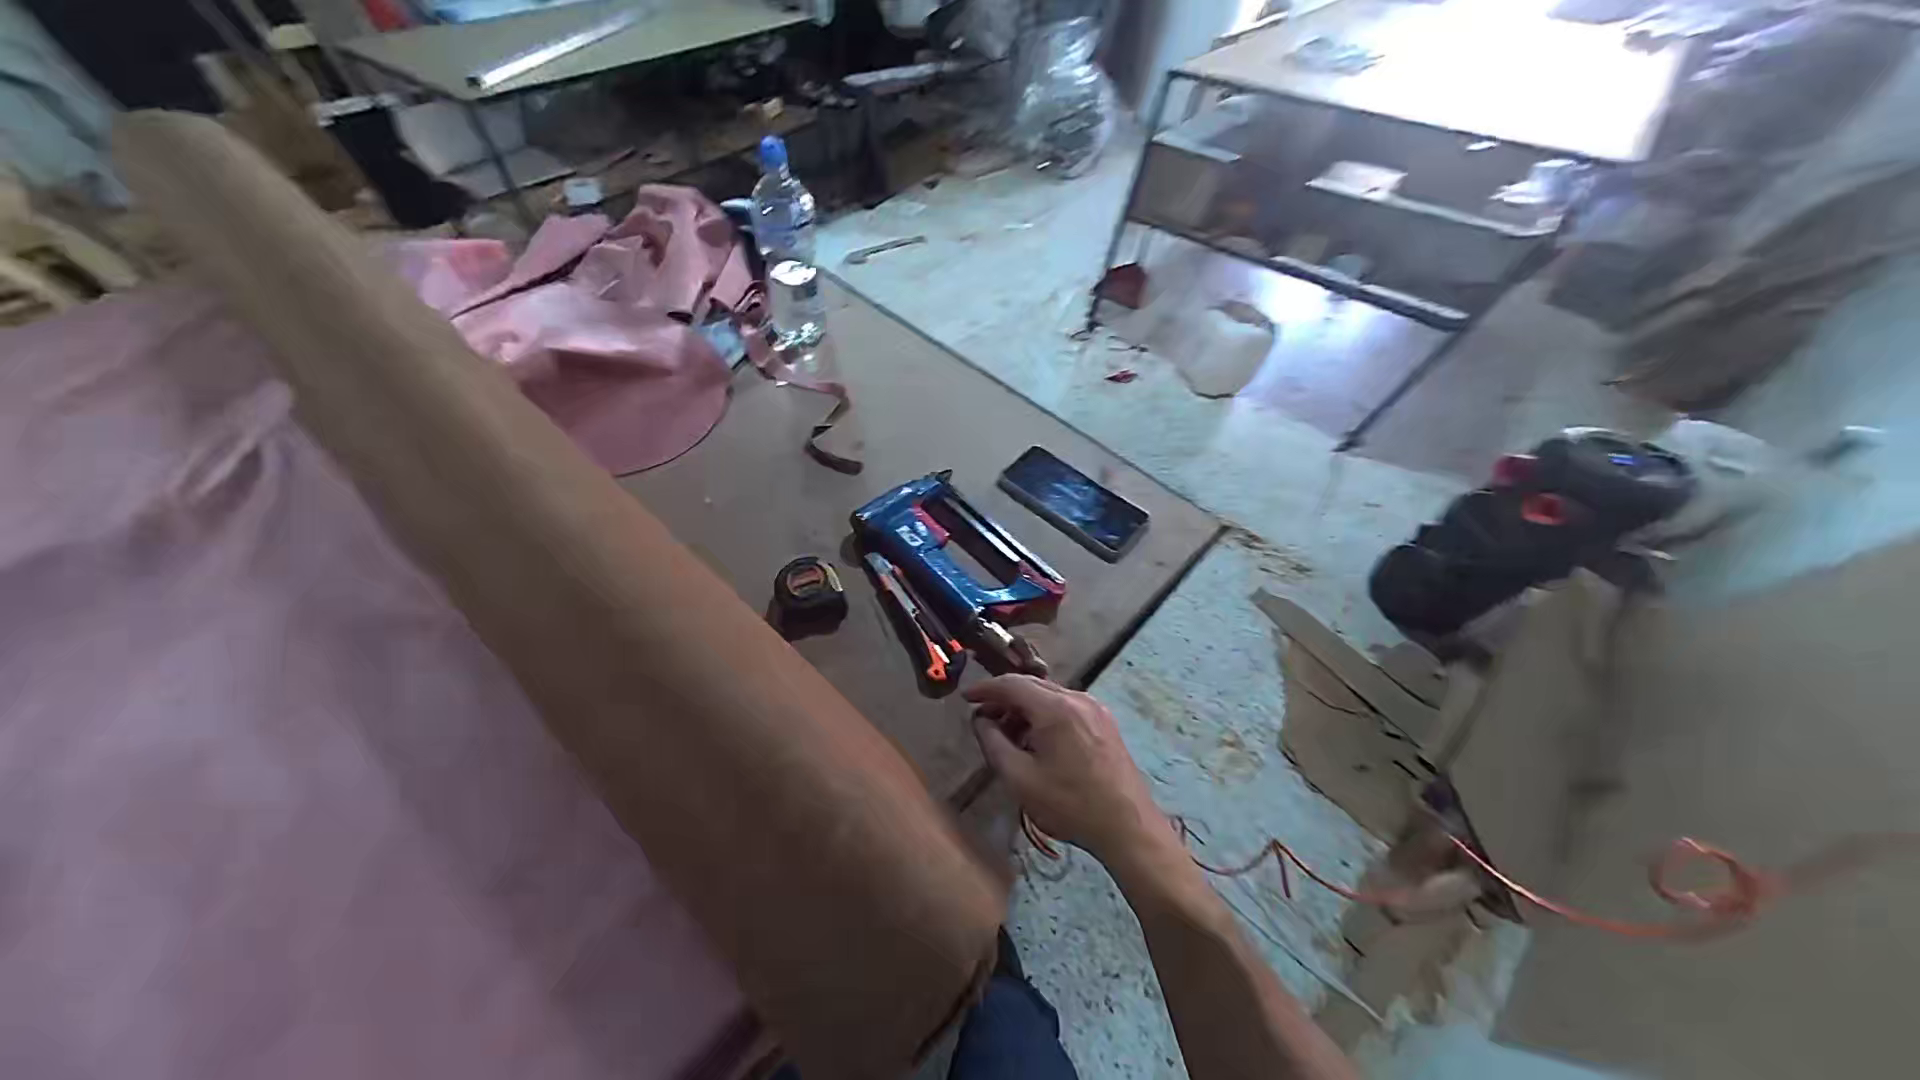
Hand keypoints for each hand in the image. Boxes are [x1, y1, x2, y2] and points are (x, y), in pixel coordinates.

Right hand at [965, 675, 1169, 863]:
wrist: (1128, 827)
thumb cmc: (1070, 804)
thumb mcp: (1019, 778)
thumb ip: (993, 743)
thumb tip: (981, 721)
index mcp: (1056, 708)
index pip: (1012, 684)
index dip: (985, 688)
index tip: (966, 698)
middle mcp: (1078, 699)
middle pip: (1032, 686)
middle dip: (1004, 699)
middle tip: (983, 718)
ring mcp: (1095, 709)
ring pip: (1050, 696)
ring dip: (1025, 708)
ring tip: (1008, 735)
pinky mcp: (1105, 723)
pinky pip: (1066, 707)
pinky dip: (1045, 715)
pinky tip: (1036, 740)